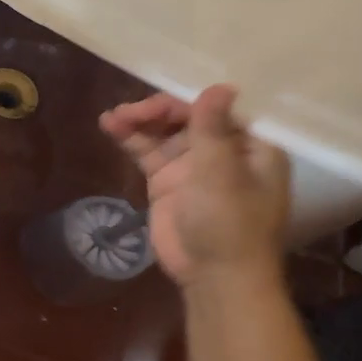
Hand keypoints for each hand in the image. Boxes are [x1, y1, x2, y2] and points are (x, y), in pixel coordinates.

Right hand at [99, 85, 289, 288]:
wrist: (214, 275)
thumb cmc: (229, 223)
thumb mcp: (221, 173)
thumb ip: (212, 128)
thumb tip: (220, 85)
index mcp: (251, 147)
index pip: (218, 111)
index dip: (187, 101)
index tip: (155, 102)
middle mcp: (224, 152)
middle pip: (187, 118)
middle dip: (157, 111)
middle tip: (129, 113)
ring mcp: (193, 167)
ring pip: (163, 132)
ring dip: (139, 121)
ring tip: (113, 117)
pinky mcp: (167, 181)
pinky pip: (147, 151)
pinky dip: (130, 138)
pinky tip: (110, 127)